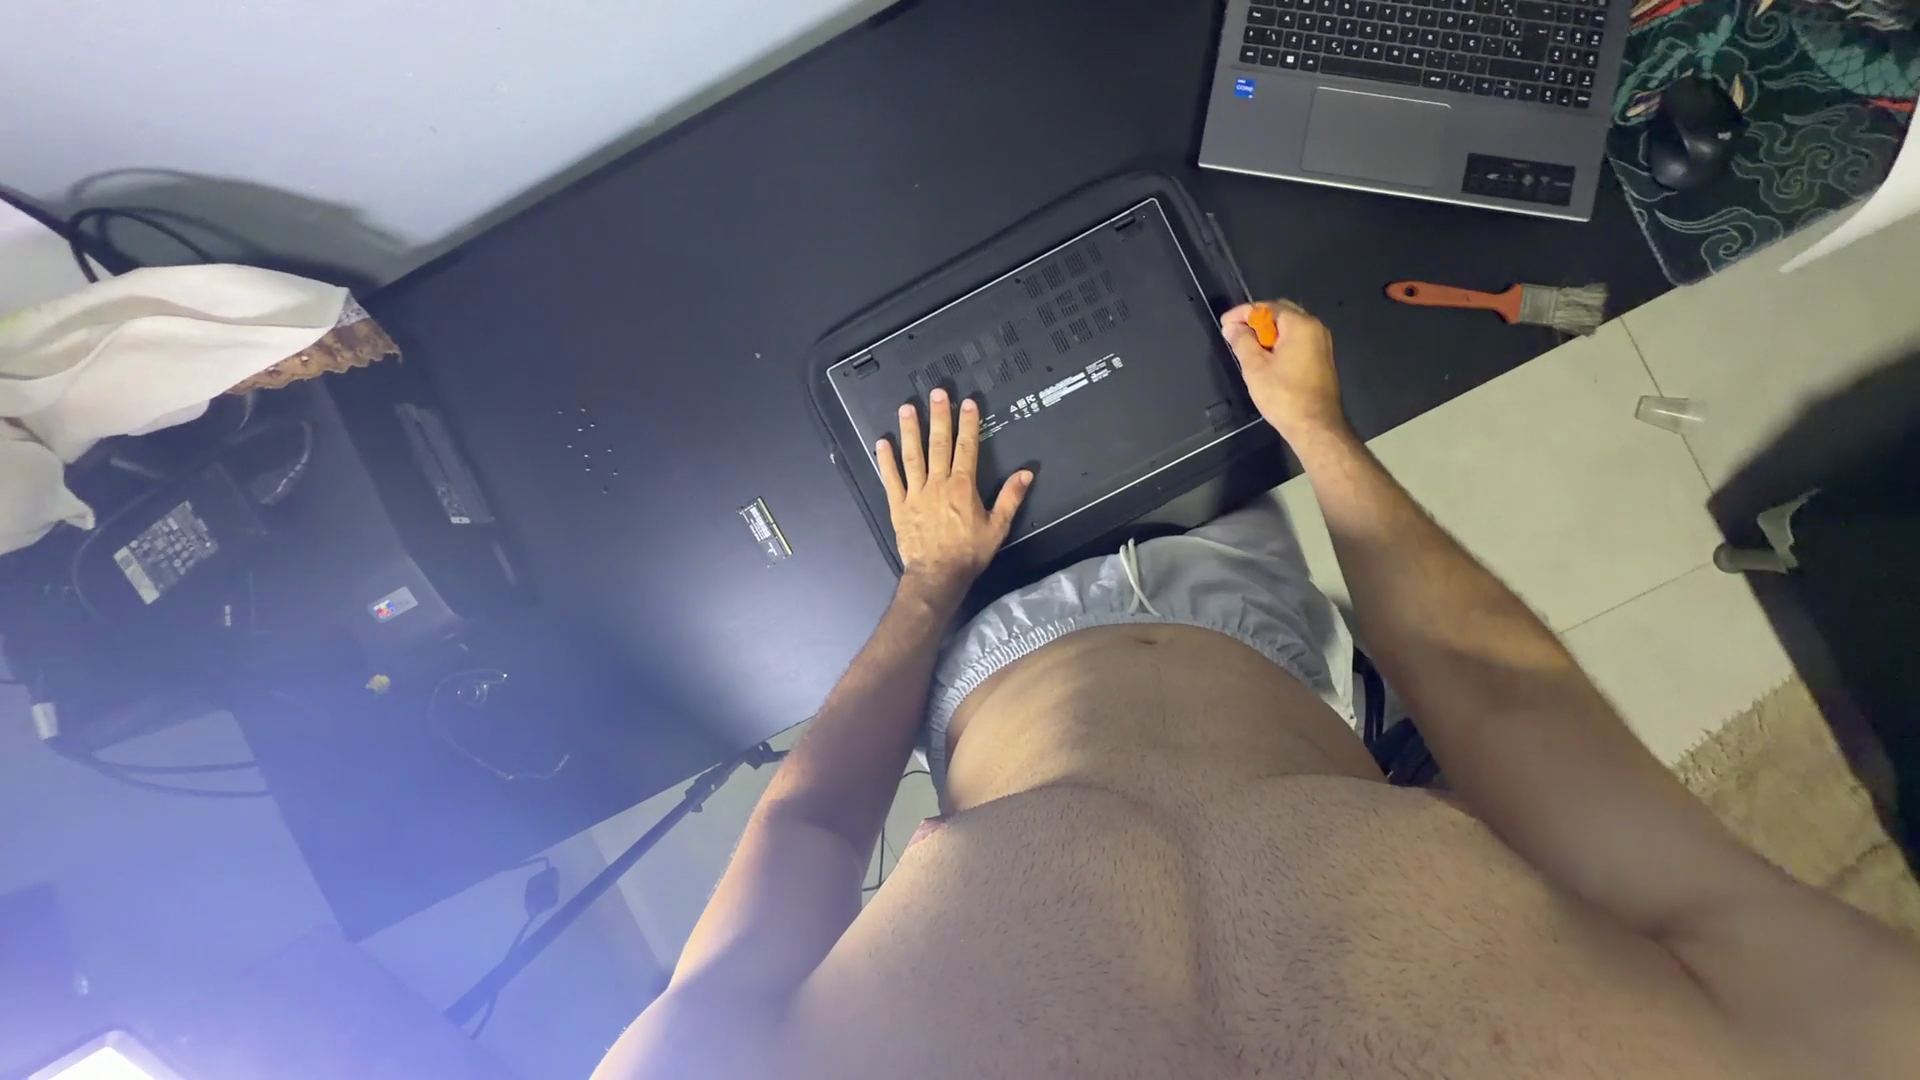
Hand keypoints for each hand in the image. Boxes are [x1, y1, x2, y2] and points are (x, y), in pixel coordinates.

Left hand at [876, 389, 1032, 597]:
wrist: (938, 575)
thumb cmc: (968, 553)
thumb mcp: (997, 527)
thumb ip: (1010, 497)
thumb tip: (1026, 474)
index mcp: (962, 487)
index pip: (967, 448)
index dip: (968, 423)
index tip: (967, 403)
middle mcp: (938, 484)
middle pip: (939, 444)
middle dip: (939, 417)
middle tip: (937, 393)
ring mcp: (916, 493)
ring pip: (912, 456)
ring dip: (910, 431)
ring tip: (907, 408)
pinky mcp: (899, 506)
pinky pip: (891, 479)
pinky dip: (886, 461)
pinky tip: (881, 444)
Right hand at [1222, 300, 1349, 442]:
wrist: (1314, 424)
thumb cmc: (1283, 395)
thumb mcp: (1255, 367)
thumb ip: (1242, 342)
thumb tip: (1231, 327)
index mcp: (1300, 325)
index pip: (1267, 307)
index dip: (1243, 313)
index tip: (1224, 323)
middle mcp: (1315, 328)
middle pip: (1282, 313)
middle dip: (1256, 320)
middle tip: (1234, 332)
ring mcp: (1321, 343)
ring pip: (1290, 327)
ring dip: (1267, 332)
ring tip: (1246, 345)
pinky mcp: (1321, 359)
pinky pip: (1297, 340)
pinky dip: (1279, 342)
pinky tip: (1265, 356)